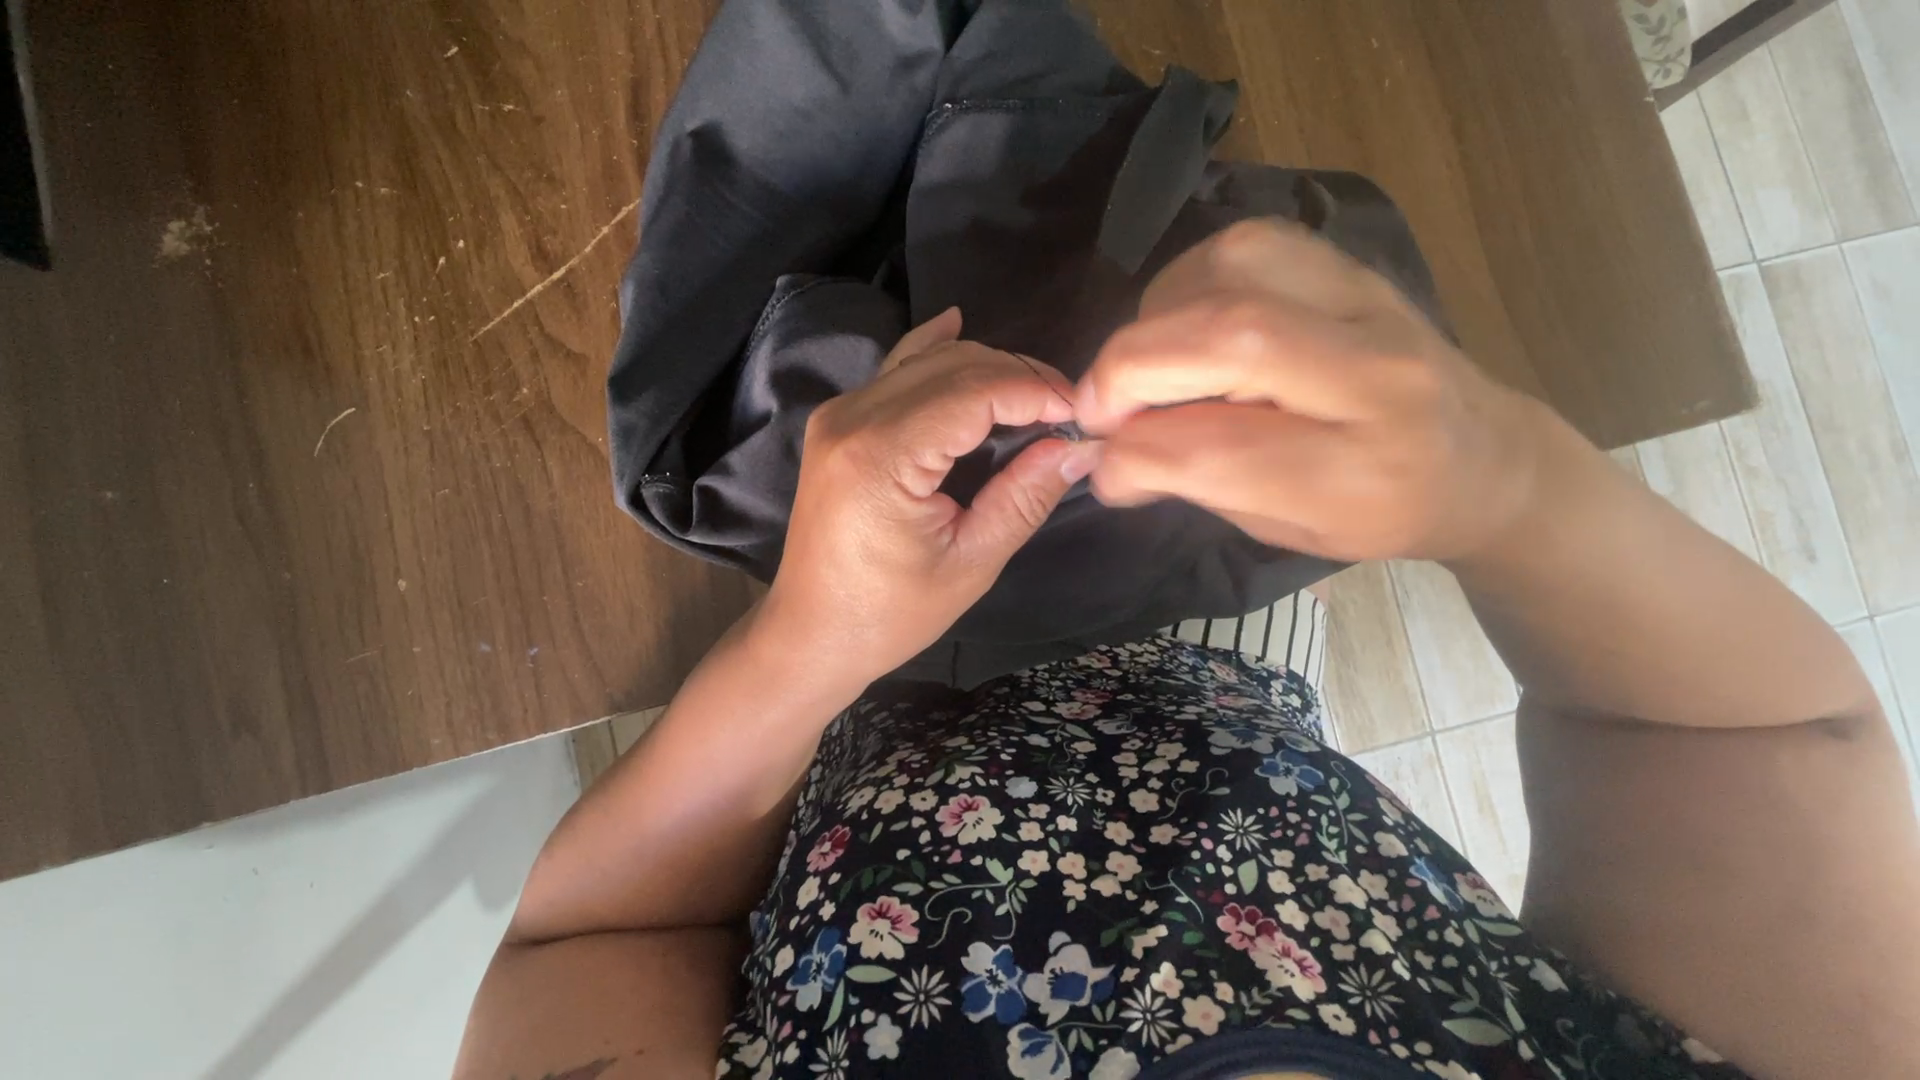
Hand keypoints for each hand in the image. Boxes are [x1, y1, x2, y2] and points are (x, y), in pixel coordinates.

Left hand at [753, 309, 1103, 690]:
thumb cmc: (890, 614)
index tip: (1081, 412)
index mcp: (884, 456)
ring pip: (926, 360)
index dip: (1036, 391)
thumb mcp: (971, 563)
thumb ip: (1024, 496)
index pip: (976, 391)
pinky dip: (932, 350)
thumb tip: (1078, 447)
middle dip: (1017, 377)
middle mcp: (854, 417)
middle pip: (954, 365)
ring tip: (1034, 398)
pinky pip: (894, 370)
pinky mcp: (837, 421)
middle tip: (1065, 410)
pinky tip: (957, 322)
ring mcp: (839, 414)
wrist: (811, 633)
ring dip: (986, 370)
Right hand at [1073, 219, 1544, 562]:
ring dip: (1156, 320)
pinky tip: (1183, 325)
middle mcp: (1376, 377)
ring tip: (1148, 367)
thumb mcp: (1286, 529)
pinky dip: (1186, 285)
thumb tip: (1105, 457)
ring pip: (1232, 271)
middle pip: (1231, 338)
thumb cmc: (1375, 513)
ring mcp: (1369, 303)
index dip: (1130, 454)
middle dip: (1129, 370)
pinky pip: (1242, 245)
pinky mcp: (1347, 263)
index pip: (1216, 450)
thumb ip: (1196, 485)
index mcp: (1360, 474)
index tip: (1101, 465)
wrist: (1481, 458)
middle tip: (1098, 408)